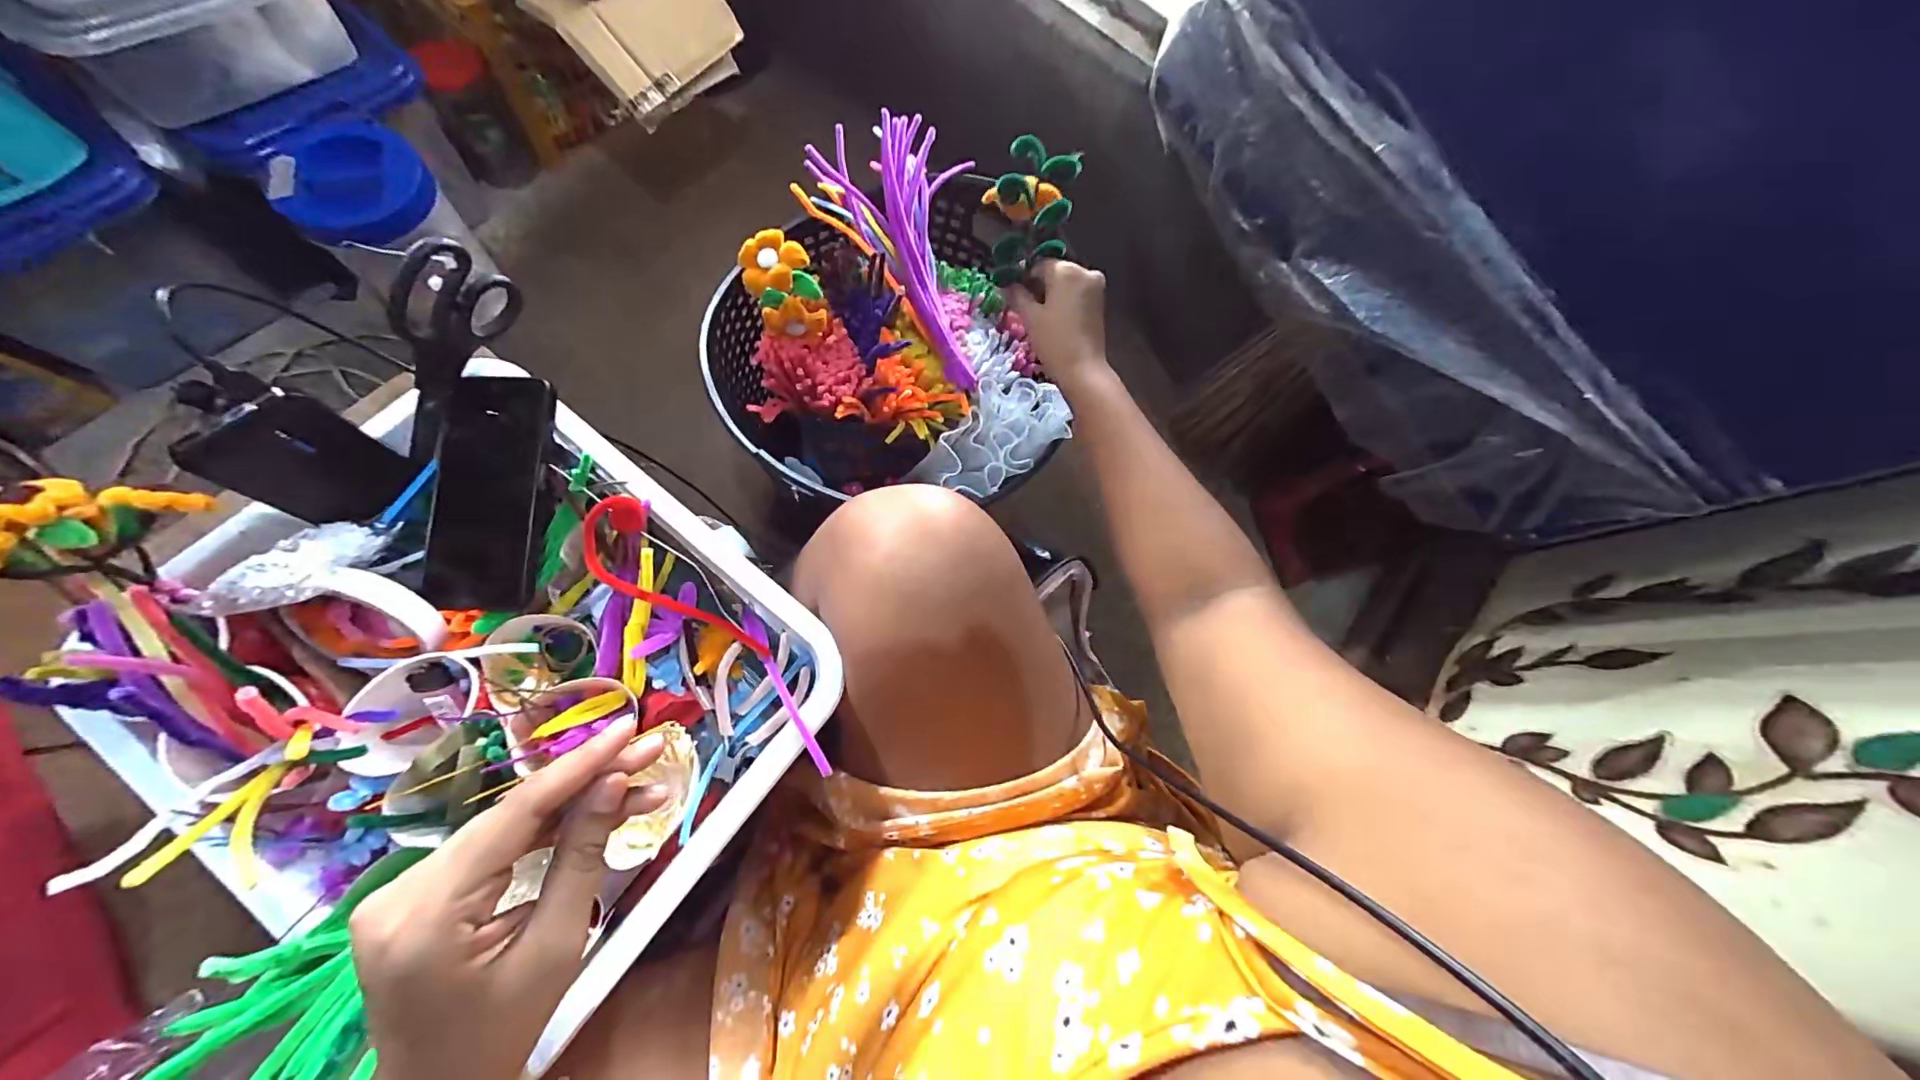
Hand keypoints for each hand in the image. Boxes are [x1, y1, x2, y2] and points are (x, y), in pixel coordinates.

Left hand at [352, 715, 666, 1079]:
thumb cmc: (504, 1034)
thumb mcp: (557, 946)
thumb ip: (582, 857)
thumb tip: (614, 782)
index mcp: (425, 915)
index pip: (515, 815)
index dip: (578, 765)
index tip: (627, 731)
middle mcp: (398, 892)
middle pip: (512, 815)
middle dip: (586, 781)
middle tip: (647, 753)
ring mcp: (399, 892)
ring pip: (505, 826)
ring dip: (573, 805)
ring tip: (637, 784)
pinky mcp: (414, 894)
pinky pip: (492, 847)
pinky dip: (544, 831)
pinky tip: (592, 814)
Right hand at [1006, 260, 1109, 386]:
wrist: (1083, 369)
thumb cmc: (1054, 340)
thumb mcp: (1030, 317)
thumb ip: (1017, 295)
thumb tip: (1007, 285)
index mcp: (1067, 270)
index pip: (1039, 265)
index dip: (1023, 277)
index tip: (1014, 293)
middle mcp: (1085, 271)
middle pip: (1055, 272)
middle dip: (1039, 285)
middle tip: (1025, 306)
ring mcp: (1096, 287)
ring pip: (1066, 283)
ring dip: (1051, 294)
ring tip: (1039, 315)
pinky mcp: (1100, 302)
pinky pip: (1076, 293)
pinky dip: (1064, 301)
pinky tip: (1054, 318)